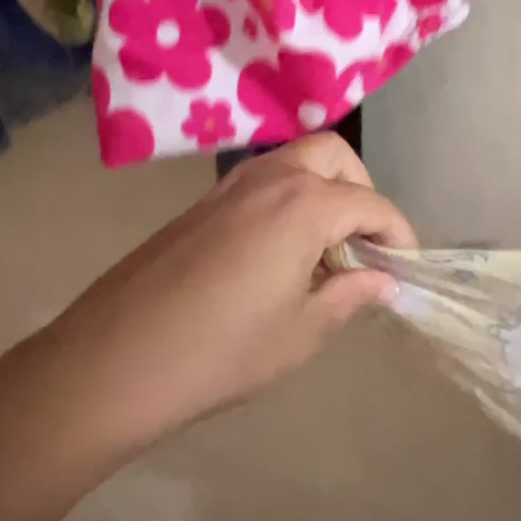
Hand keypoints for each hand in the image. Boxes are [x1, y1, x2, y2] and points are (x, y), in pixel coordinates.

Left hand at [0, 134, 414, 465]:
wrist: (113, 362)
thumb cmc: (222, 352)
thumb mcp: (301, 333)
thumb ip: (350, 296)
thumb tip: (383, 280)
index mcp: (304, 205)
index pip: (372, 204)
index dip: (399, 234)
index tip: (406, 266)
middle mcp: (269, 179)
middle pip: (334, 157)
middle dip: (361, 192)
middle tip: (363, 245)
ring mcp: (229, 188)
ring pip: (295, 163)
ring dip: (324, 191)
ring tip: (326, 252)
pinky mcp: (200, 206)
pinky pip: (262, 183)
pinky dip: (289, 200)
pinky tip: (281, 256)